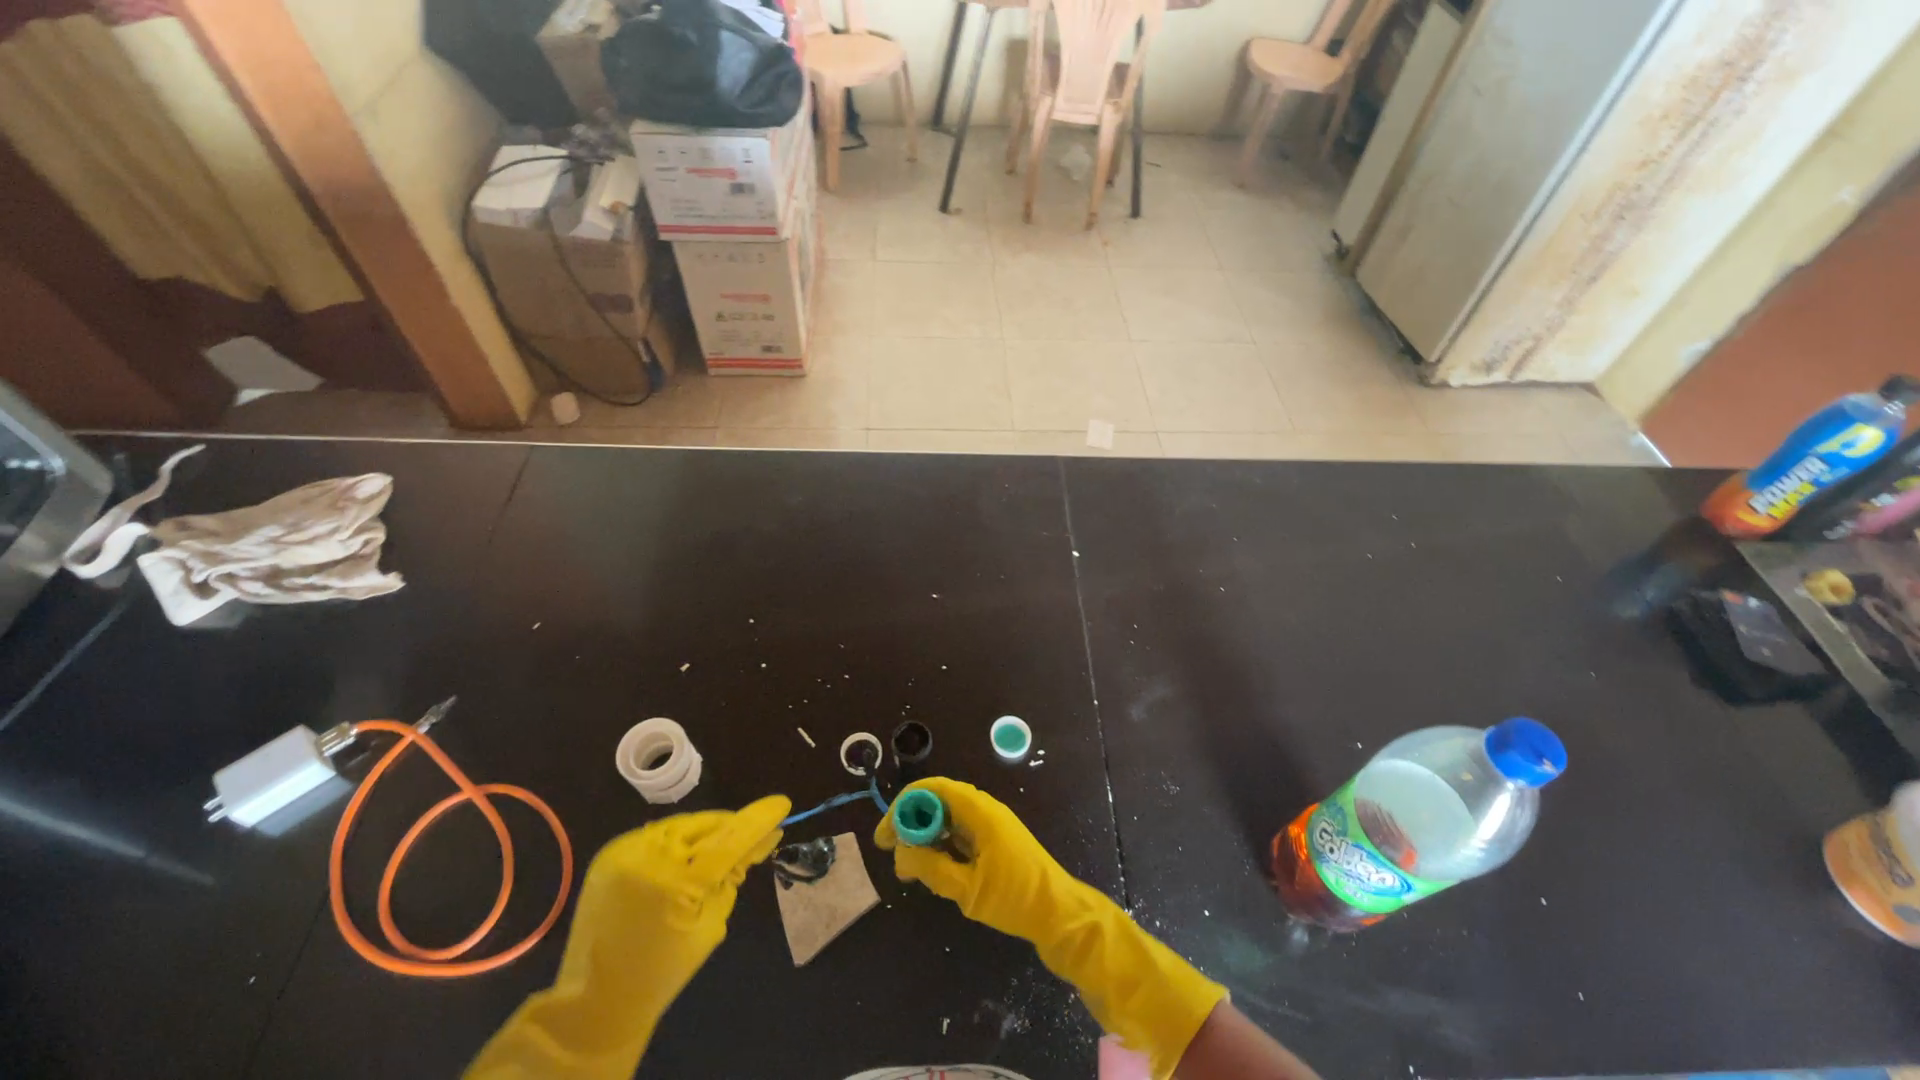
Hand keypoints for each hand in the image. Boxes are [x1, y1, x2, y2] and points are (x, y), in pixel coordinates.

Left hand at [466, 795, 789, 1079]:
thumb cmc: (664, 970)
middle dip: (733, 827)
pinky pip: (656, 834)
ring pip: (682, 824)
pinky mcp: (609, 852)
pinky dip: (678, 840)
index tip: (782, 804)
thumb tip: (761, 840)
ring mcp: (625, 850)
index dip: (758, 819)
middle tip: (756, 836)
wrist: (595, 997)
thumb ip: (733, 876)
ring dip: (707, 831)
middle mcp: (649, 856)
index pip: (730, 838)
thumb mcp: (711, 924)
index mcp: (677, 882)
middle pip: (706, 825)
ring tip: (722, 848)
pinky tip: (687, 856)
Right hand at [875, 779, 1225, 1079]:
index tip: (885, 837)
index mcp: (981, 812)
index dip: (904, 806)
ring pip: (948, 819)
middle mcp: (985, 811)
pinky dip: (941, 847)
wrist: (1062, 916)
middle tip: (894, 856)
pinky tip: (931, 872)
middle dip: (911, 824)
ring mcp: (992, 827)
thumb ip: (931, 868)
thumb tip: (901, 853)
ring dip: (925, 839)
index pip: (933, 789)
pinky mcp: (995, 844)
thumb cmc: (1017, 900)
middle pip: (938, 802)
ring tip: (909, 872)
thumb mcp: (968, 889)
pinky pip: (960, 834)